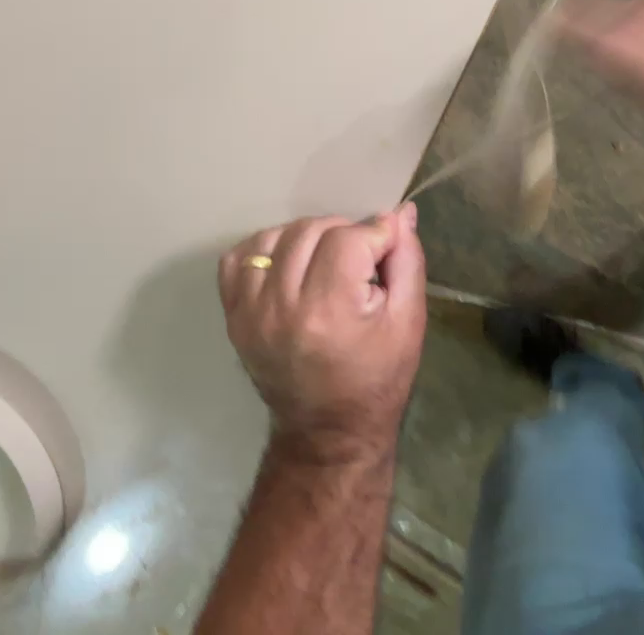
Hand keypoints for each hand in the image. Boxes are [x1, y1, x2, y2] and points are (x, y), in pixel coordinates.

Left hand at [218, 203, 425, 462]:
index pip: (350, 236)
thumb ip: (407, 260)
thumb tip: (401, 212)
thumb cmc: (379, 377)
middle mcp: (281, 306)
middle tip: (363, 261)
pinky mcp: (234, 316)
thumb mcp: (409, 320)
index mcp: (329, 311)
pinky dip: (266, 250)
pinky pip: (239, 258)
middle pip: (312, 229)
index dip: (378, 235)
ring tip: (328, 262)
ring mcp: (250, 311)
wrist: (330, 432)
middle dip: (346, 233)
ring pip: (276, 236)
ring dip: (308, 237)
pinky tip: (291, 266)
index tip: (389, 250)